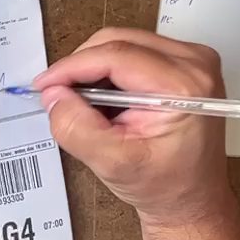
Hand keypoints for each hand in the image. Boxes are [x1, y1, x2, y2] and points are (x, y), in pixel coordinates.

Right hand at [34, 29, 236, 231]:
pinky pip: (131, 52)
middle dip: (80, 67)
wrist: (190, 197)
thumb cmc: (164, 184)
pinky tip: (105, 102)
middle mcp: (195, 63)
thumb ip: (76, 127)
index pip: (115, 56)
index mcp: (185, 86)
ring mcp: (191, 60)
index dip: (72, 67)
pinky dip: (106, 73)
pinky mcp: (182, 63)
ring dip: (93, 70)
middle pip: (117, 41)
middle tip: (59, 96)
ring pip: (121, 43)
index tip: (44, 85)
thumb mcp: (112, 163)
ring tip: (87, 106)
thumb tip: (53, 95)